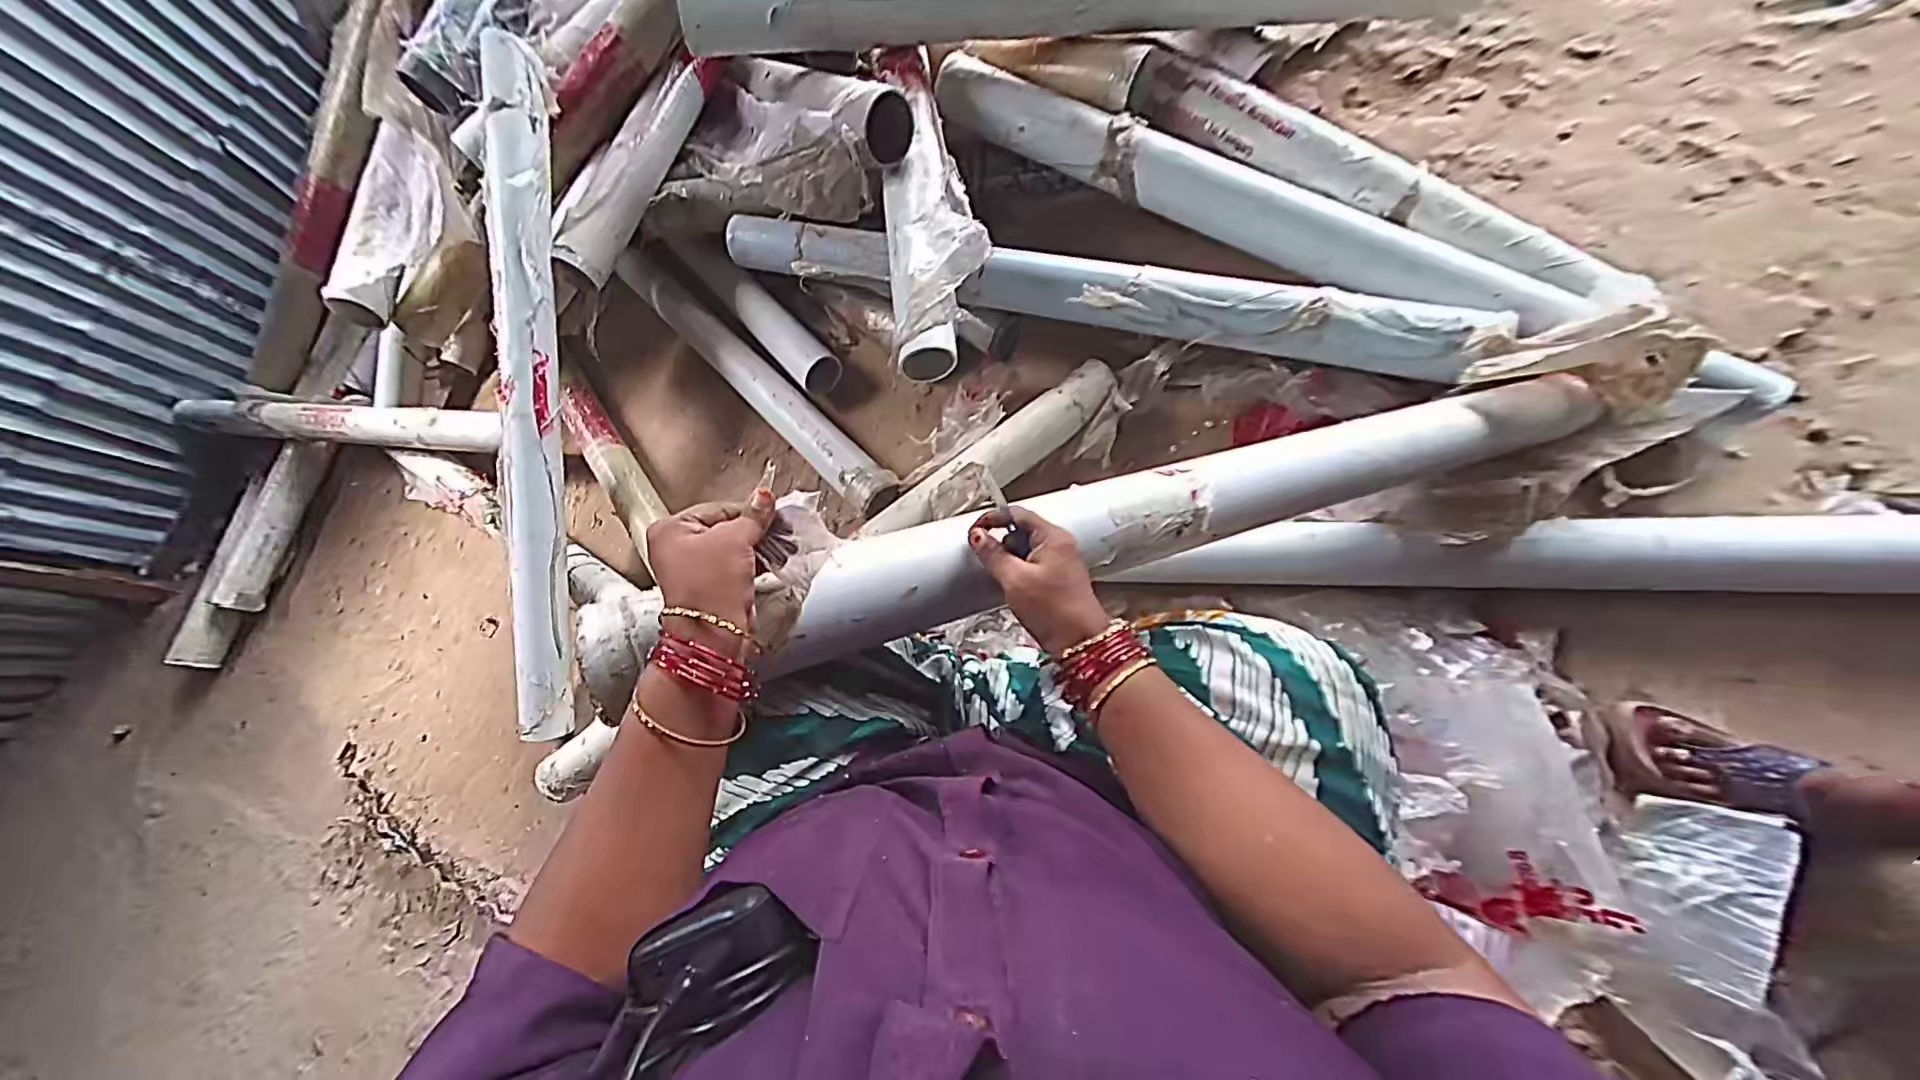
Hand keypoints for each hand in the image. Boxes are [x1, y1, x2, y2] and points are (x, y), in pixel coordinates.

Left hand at [646, 489, 775, 633]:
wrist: (713, 634)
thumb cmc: (710, 587)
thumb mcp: (736, 539)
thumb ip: (753, 516)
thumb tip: (764, 497)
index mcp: (670, 530)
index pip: (717, 508)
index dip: (746, 510)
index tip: (770, 511)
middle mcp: (677, 548)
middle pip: (725, 527)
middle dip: (755, 530)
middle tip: (778, 528)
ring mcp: (695, 569)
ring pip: (733, 547)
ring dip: (758, 546)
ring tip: (780, 546)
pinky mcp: (712, 586)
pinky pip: (736, 565)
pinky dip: (754, 561)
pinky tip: (773, 559)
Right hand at [968, 506, 1112, 654]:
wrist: (1080, 643)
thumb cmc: (1055, 611)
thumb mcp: (1014, 579)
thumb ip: (993, 554)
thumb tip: (978, 536)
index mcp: (1053, 537)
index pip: (1017, 514)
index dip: (992, 519)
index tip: (976, 531)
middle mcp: (1059, 545)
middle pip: (1021, 531)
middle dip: (1001, 544)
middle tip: (988, 560)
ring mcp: (1060, 562)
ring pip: (1025, 550)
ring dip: (1010, 561)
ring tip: (1005, 580)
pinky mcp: (1057, 578)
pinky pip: (1032, 566)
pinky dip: (1019, 572)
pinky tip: (1015, 589)